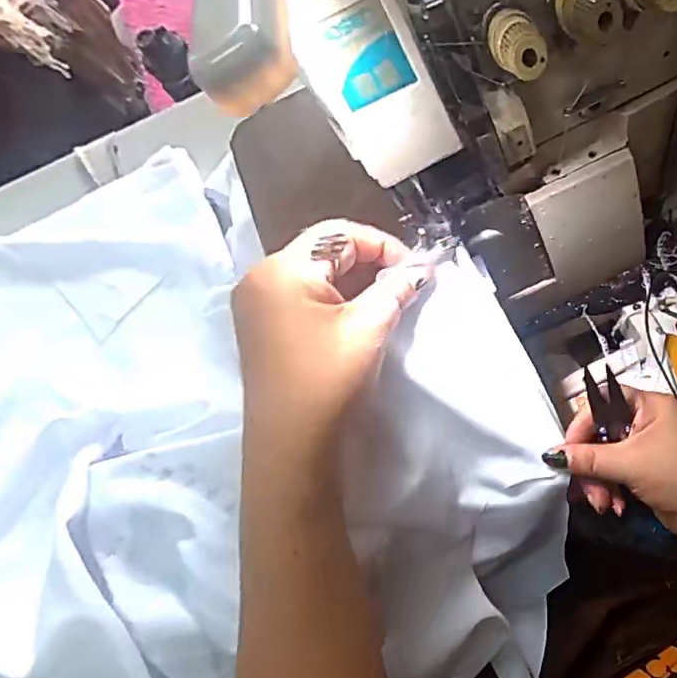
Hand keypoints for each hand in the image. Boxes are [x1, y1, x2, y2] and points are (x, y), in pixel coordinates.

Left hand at [232, 220, 429, 446]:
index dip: (382, 245)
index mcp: (280, 270)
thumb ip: (395, 289)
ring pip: (314, 276)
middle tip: (405, 286)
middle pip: (323, 251)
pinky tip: (359, 318)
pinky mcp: (262, 329)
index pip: (337, 233)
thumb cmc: (328, 380)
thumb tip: (420, 268)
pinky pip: (302, 299)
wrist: (293, 444)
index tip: (414, 270)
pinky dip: (334, 301)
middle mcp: (259, 279)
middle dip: (368, 263)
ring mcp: (256, 305)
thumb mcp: (368, 327)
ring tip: (388, 302)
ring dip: (354, 283)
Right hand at [545, 390, 676, 545]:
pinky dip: (609, 490)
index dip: (580, 425)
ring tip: (604, 503)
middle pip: (598, 433)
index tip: (568, 450)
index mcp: (647, 405)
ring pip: (603, 458)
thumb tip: (553, 455)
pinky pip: (613, 474)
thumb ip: (588, 458)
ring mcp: (644, 447)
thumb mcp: (630, 464)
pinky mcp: (643, 471)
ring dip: (598, 482)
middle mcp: (644, 421)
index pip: (600, 402)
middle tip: (587, 487)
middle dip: (590, 464)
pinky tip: (614, 506)